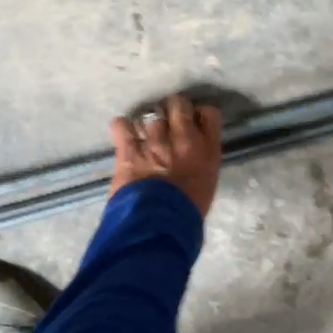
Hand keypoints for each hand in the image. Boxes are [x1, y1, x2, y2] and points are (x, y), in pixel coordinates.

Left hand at [109, 94, 223, 216]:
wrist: (159, 228)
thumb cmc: (187, 214)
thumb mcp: (206, 185)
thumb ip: (202, 162)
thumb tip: (192, 155)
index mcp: (206, 150)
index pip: (210, 114)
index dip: (200, 113)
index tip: (193, 120)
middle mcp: (183, 139)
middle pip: (179, 104)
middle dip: (172, 107)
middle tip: (167, 118)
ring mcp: (155, 142)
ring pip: (151, 113)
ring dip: (147, 120)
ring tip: (143, 130)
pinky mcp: (129, 150)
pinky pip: (122, 125)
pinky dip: (122, 127)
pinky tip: (123, 134)